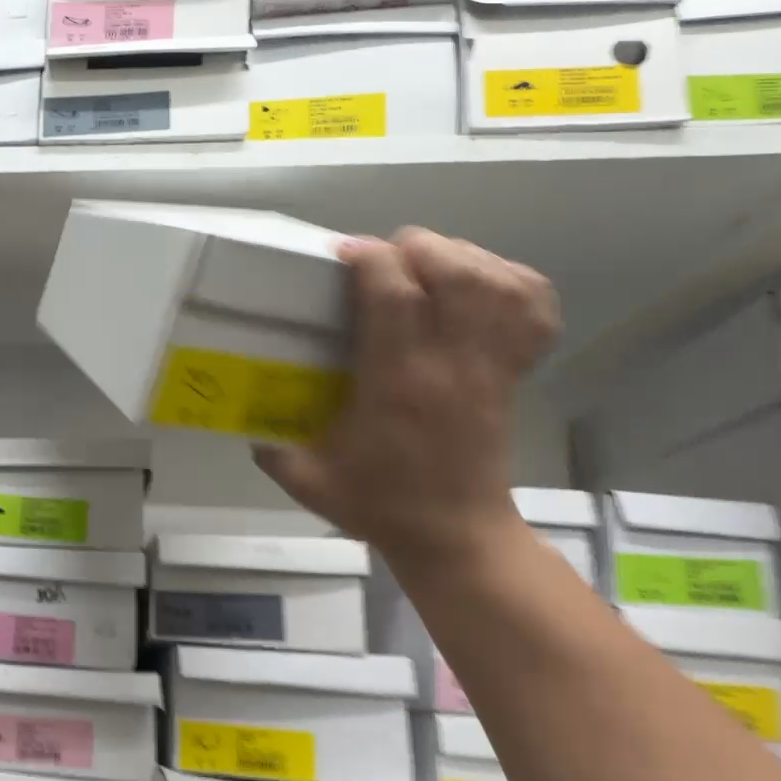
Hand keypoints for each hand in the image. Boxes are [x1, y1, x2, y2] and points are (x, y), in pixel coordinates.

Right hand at [254, 227, 560, 570]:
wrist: (451, 532)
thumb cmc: (377, 503)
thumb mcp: (306, 479)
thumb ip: (271, 446)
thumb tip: (247, 417)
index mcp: (396, 385)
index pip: (395, 297)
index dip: (370, 261)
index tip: (343, 252)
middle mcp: (450, 365)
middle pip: (456, 273)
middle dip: (417, 247)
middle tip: (383, 256)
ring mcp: (490, 366)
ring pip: (498, 281)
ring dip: (462, 257)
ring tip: (427, 262)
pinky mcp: (512, 373)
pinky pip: (534, 310)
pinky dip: (513, 282)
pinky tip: (482, 282)